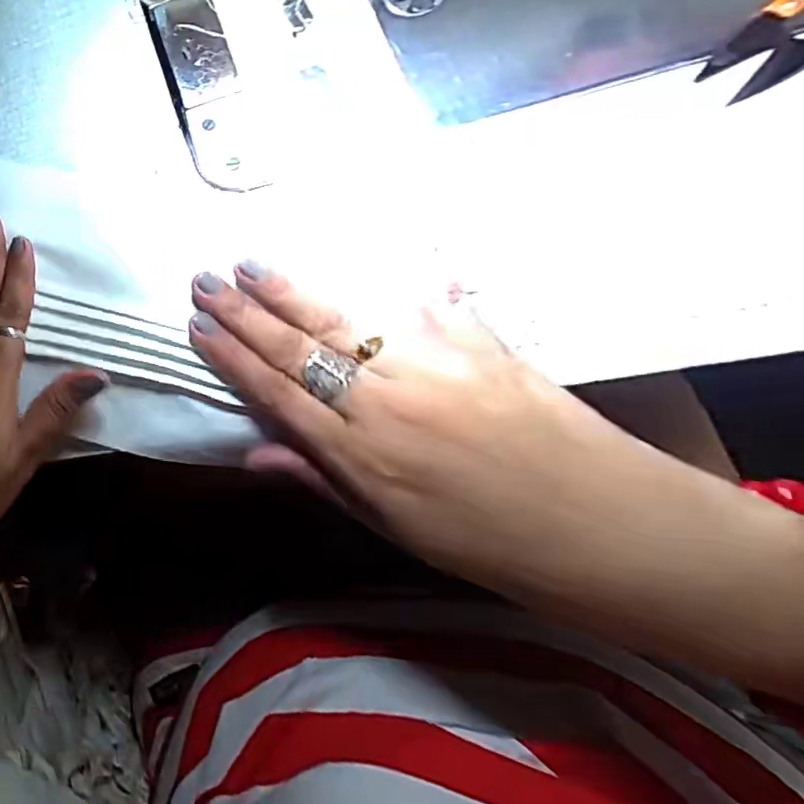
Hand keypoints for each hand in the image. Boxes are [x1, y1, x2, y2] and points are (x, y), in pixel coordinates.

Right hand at [185, 262, 664, 571]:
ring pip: (340, 319)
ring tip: (250, 265)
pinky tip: (347, 261)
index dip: (232, 358)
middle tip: (205, 281)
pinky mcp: (472, 341)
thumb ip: (321, 478)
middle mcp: (383, 402)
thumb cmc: (488, 542)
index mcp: (361, 454)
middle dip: (244, 312)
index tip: (199, 328)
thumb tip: (254, 451)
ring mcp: (428, 365)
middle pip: (297, 347)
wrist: (604, 524)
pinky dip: (377, 284)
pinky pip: (413, 306)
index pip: (276, 392)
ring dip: (288, 290)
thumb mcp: (393, 526)